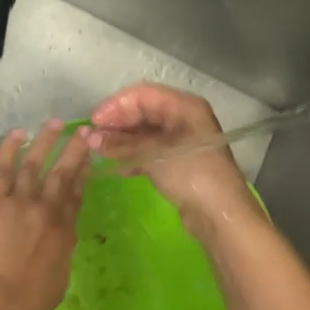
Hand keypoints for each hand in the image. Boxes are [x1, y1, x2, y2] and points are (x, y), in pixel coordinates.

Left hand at [0, 120, 91, 309]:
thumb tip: (61, 237)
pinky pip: (4, 167)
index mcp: (66, 230)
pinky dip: (10, 148)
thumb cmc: (31, 297)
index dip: (84, 174)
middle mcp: (48, 209)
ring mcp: (22, 200)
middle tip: (85, 130)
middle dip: (75, 150)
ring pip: (36, 162)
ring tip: (54, 123)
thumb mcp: (60, 274)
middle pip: (64, 173)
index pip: (77, 195)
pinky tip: (17, 133)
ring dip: (46, 141)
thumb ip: (62, 249)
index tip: (89, 158)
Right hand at [88, 83, 266, 241]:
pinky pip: (150, 148)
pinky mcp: (178, 159)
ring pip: (144, 131)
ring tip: (99, 151)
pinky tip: (116, 165)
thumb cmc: (191, 175)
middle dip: (116, 123)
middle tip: (93, 137)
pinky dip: (132, 154)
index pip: (142, 95)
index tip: (94, 122)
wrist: (220, 214)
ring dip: (121, 140)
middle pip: (142, 111)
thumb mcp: (153, 155)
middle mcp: (184, 117)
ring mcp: (181, 139)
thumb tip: (90, 138)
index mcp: (184, 107)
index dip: (116, 106)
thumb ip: (121, 144)